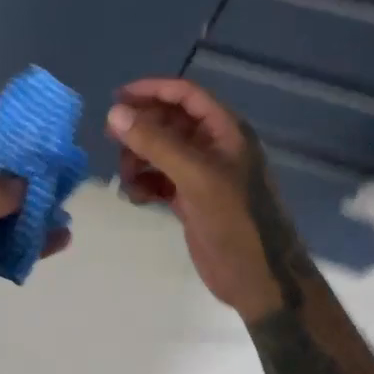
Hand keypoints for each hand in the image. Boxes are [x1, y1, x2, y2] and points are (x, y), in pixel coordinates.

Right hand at [106, 79, 305, 322]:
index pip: (185, 94)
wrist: (261, 284)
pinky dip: (144, 181)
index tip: (118, 99)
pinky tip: (135, 196)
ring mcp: (202, 173)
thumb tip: (114, 112)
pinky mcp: (191, 198)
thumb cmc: (236, 221)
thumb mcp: (195, 177)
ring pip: (160, 148)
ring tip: (127, 176)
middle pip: (168, 120)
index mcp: (225, 132)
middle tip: (111, 137)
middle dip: (140, 127)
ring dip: (138, 156)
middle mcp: (213, 147)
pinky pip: (159, 177)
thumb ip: (155, 142)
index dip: (152, 89)